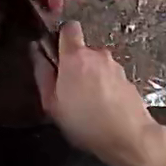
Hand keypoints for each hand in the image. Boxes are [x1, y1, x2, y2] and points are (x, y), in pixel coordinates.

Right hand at [32, 22, 165, 165]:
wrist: (129, 137)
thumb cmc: (85, 122)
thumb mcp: (52, 103)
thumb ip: (42, 73)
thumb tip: (36, 51)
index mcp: (75, 56)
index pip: (69, 27)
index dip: (62, 37)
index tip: (56, 54)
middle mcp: (98, 55)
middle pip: (83, 51)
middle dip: (76, 65)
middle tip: (69, 90)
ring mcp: (116, 67)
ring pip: (97, 65)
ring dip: (92, 78)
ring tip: (88, 104)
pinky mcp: (128, 80)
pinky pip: (110, 78)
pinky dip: (105, 88)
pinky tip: (103, 109)